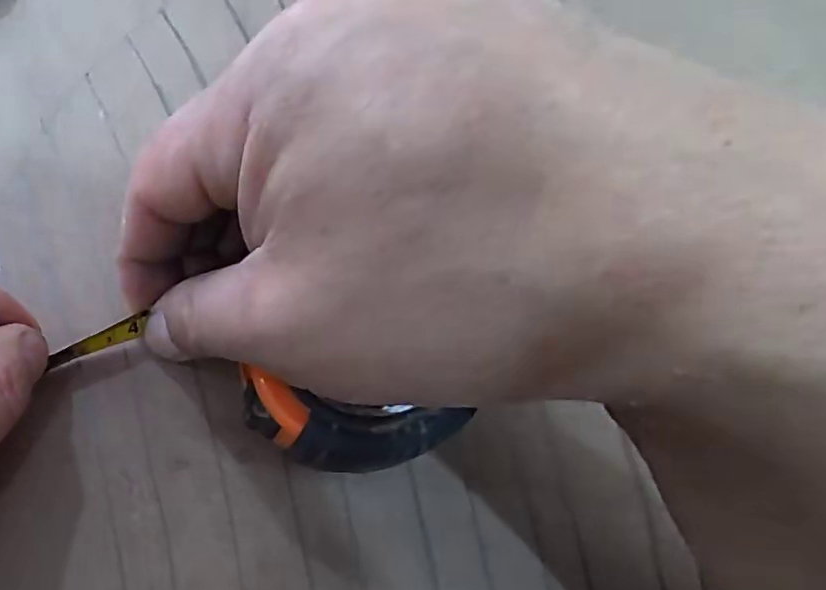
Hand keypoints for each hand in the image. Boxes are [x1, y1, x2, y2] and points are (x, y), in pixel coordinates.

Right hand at [118, 0, 825, 406]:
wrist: (687, 252)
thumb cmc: (441, 291)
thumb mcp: (281, 323)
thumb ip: (193, 319)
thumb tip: (158, 324)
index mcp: (273, 80)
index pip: (157, 177)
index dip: (138, 260)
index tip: (153, 324)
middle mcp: (341, 25)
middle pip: (226, 157)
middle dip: (208, 250)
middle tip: (225, 324)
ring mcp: (424, 24)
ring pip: (295, 147)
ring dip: (271, 232)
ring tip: (293, 300)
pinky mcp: (485, 50)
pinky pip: (365, 132)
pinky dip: (334, 202)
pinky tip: (361, 255)